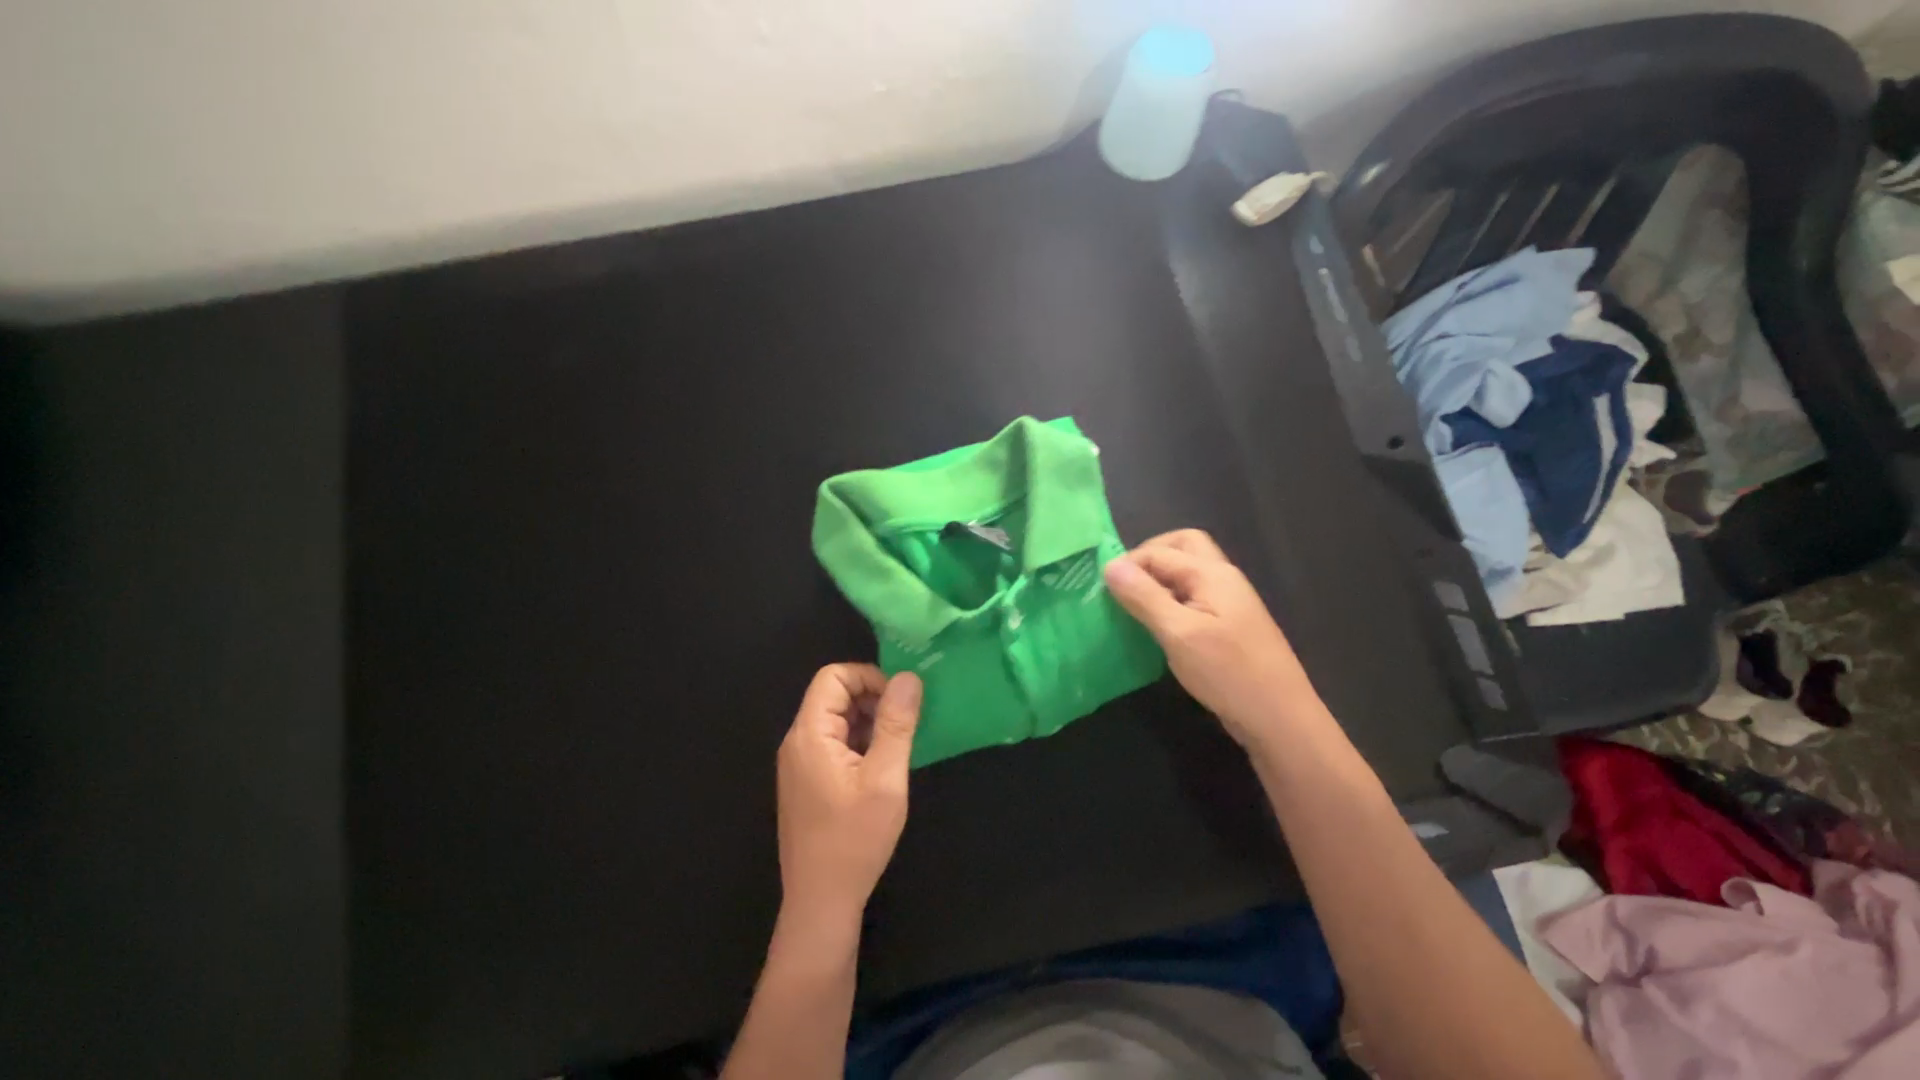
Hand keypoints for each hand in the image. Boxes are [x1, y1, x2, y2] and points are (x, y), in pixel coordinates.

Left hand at [776, 664, 920, 925]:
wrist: (821, 901)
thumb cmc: (854, 840)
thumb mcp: (885, 779)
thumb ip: (896, 725)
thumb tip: (908, 678)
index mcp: (809, 734)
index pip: (833, 676)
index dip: (869, 678)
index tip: (901, 702)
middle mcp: (797, 742)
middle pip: (832, 696)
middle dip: (872, 700)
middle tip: (907, 727)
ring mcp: (799, 764)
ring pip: (835, 721)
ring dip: (869, 724)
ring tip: (899, 750)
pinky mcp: (806, 783)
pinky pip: (832, 745)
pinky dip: (859, 745)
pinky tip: (883, 770)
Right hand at [1103, 530, 1315, 749]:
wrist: (1280, 718)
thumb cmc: (1228, 673)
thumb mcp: (1179, 634)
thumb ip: (1144, 597)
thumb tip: (1110, 565)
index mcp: (1213, 573)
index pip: (1160, 551)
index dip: (1128, 564)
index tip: (1102, 591)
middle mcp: (1223, 579)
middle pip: (1183, 547)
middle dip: (1149, 557)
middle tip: (1123, 585)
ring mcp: (1229, 603)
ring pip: (1189, 573)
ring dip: (1160, 581)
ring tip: (1133, 606)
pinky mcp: (1228, 627)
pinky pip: (1194, 598)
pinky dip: (1171, 602)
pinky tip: (1157, 627)